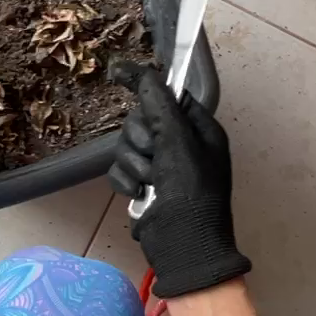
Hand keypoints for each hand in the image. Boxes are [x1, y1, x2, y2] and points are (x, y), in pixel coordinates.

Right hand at [109, 61, 250, 296]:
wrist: (183, 245)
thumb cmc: (190, 192)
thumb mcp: (176, 142)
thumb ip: (158, 104)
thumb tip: (139, 70)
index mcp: (198, 130)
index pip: (167, 95)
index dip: (146, 87)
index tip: (117, 73)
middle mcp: (180, 145)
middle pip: (140, 121)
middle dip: (139, 140)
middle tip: (152, 156)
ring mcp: (161, 167)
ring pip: (126, 147)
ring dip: (133, 165)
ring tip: (148, 183)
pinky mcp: (143, 186)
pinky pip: (120, 170)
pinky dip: (126, 182)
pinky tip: (139, 195)